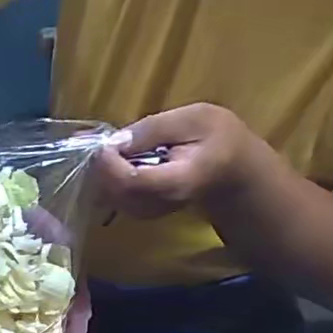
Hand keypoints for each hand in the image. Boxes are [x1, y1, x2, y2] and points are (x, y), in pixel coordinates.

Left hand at [94, 103, 264, 219]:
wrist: (229, 172)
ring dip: (104, 174)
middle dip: (103, 168)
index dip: (110, 164)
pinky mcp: (138, 212)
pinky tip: (121, 163)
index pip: (130, 182)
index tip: (106, 144)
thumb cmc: (218, 139)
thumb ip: (155, 129)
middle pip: (114, 193)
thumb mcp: (196, 118)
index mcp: (176, 182)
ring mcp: (145, 213)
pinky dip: (109, 180)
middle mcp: (156, 205)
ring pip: (109, 197)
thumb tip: (115, 142)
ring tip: (118, 151)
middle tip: (108, 144)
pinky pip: (112, 198)